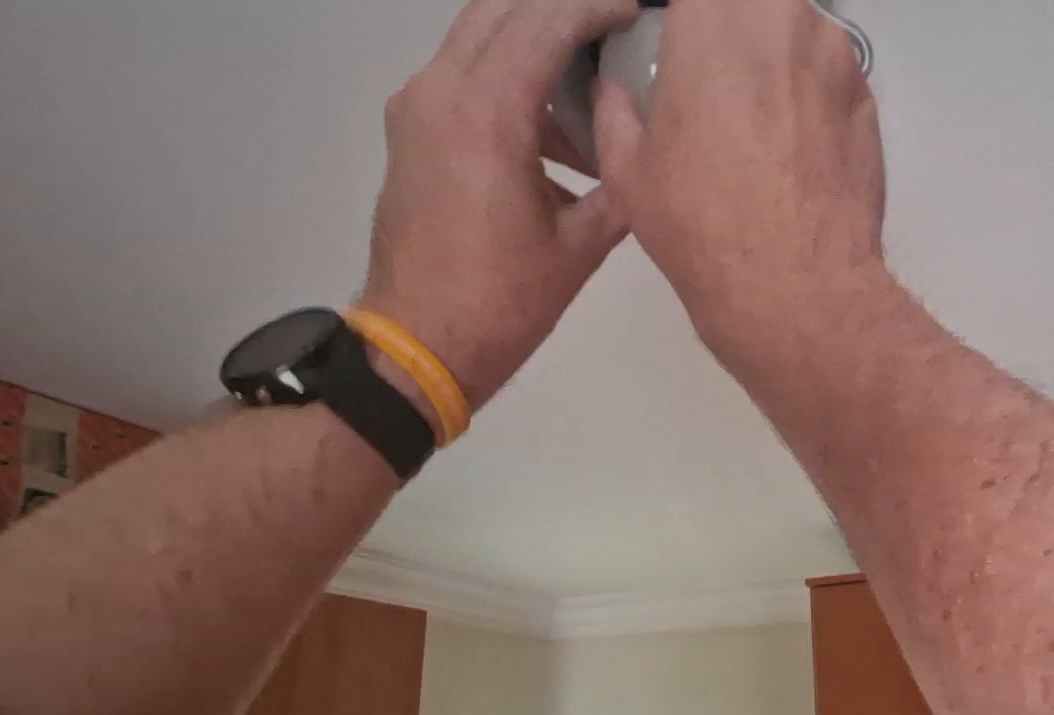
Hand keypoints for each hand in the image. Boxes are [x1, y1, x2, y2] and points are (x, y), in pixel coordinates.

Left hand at [361, 0, 638, 412]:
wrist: (421, 343)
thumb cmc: (506, 301)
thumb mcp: (580, 247)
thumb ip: (618, 187)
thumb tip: (641, 149)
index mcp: (485, 114)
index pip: (543, 23)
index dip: (593, 6)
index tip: (634, 8)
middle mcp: (439, 90)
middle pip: (500, 9)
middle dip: (560, 8)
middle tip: (613, 25)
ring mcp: (417, 108)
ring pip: (478, 39)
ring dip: (533, 44)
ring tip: (592, 82)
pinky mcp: (412, 133)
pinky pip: (464, 79)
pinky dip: (510, 81)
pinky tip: (552, 131)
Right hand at [592, 0, 887, 356]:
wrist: (799, 291)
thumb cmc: (703, 228)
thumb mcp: (629, 173)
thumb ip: (616, 113)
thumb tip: (617, 93)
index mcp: (713, 16)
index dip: (690, 27)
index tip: (683, 58)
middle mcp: (783, 16)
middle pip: (755, 8)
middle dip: (739, 38)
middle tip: (723, 91)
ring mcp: (837, 59)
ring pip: (800, 38)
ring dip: (781, 68)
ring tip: (765, 130)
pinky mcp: (871, 105)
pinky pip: (833, 83)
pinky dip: (816, 104)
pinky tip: (802, 157)